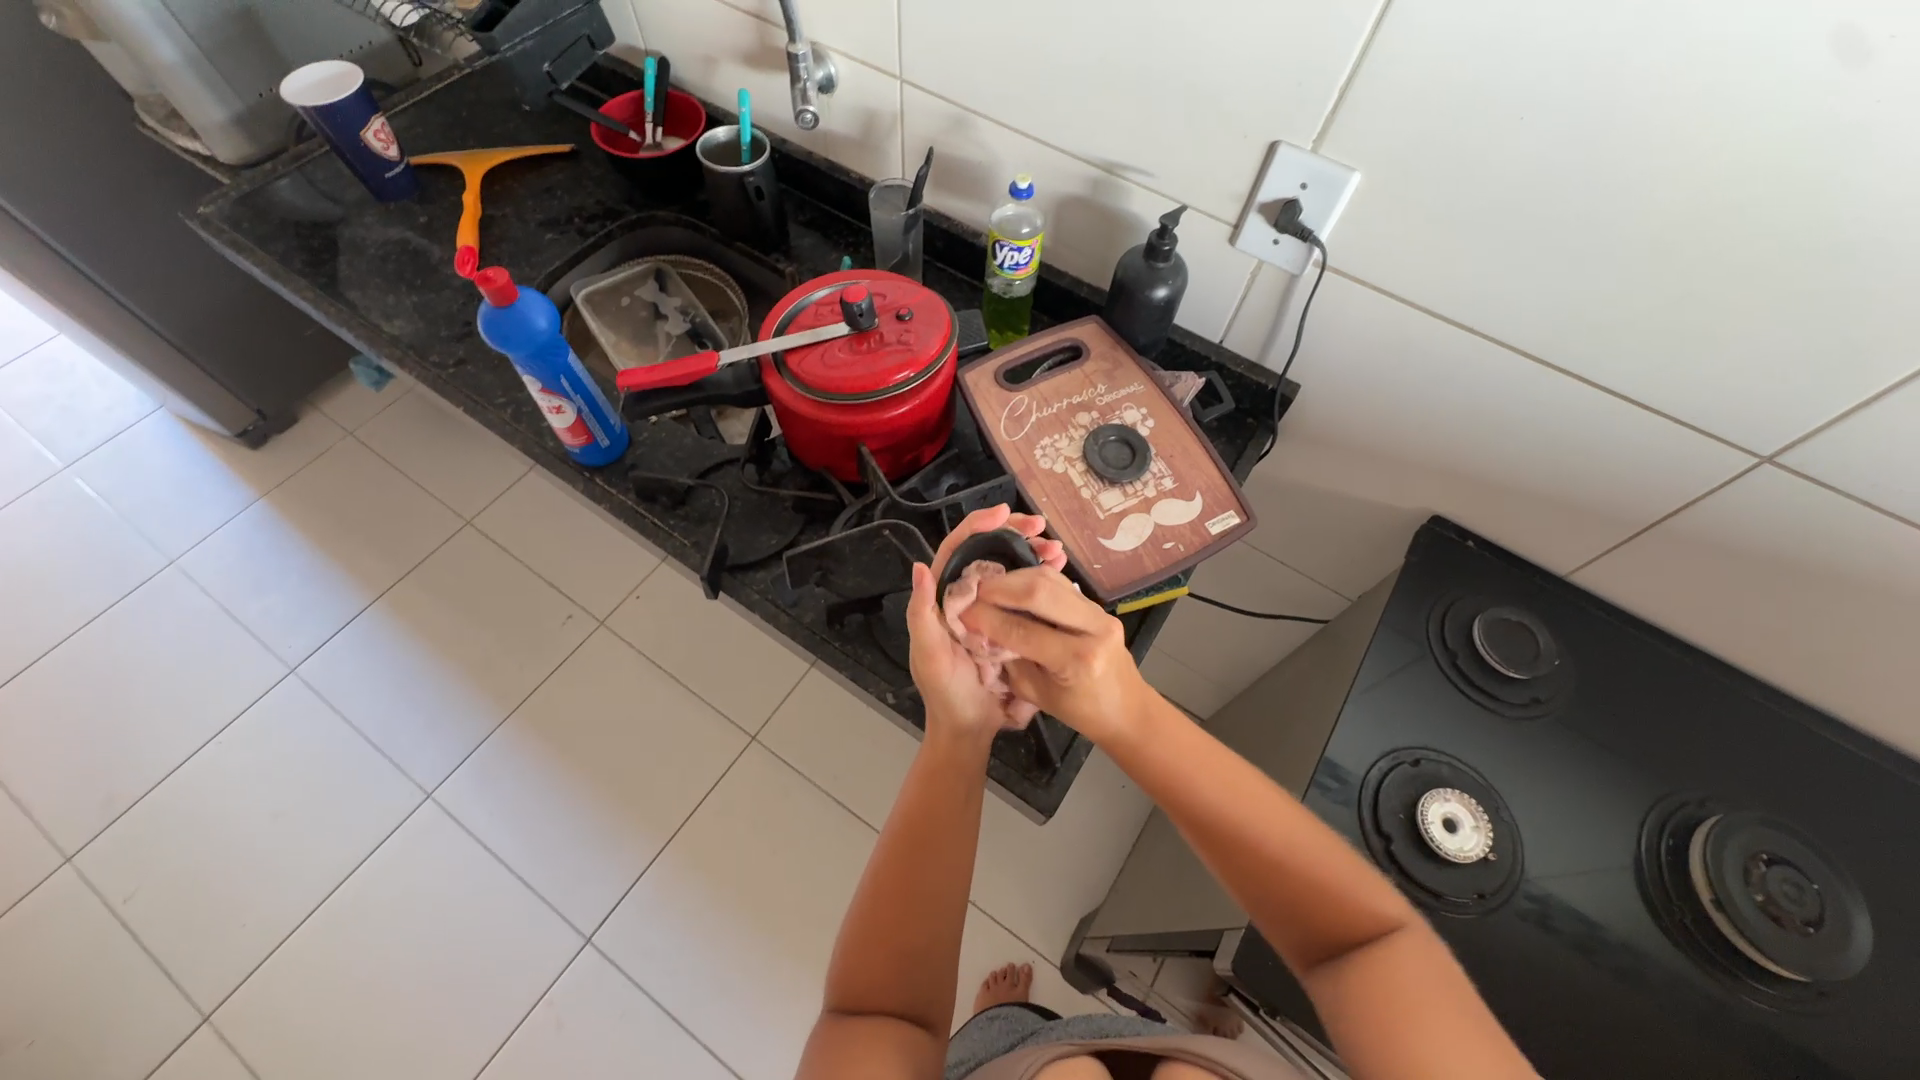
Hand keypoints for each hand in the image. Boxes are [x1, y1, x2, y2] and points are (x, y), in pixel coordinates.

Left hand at [906, 505, 1065, 740]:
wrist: (971, 727)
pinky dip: (1042, 580)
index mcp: (942, 598)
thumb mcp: (929, 656)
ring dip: (1032, 554)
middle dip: (1014, 535)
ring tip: (1057, 551)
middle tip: (1042, 529)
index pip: (956, 550)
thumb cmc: (944, 693)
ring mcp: (990, 610)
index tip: (1003, 514)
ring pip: (1010, 570)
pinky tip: (1060, 573)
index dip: (977, 528)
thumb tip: (920, 567)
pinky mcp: (1010, 625)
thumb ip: (922, 614)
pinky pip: (1025, 595)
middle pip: (987, 553)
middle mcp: (966, 597)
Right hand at [956, 566, 1155, 744]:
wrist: (1128, 709)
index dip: (987, 619)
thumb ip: (1010, 659)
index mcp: (1077, 661)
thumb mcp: (1036, 695)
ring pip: (1050, 579)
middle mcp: (1094, 629)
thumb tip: (981, 629)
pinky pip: (1060, 583)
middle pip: (1040, 591)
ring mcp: (1100, 613)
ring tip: (988, 586)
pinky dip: (1031, 580)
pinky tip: (1011, 586)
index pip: (1022, 631)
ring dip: (1014, 579)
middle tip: (973, 590)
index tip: (962, 612)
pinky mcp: (1098, 605)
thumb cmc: (1081, 711)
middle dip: (1000, 587)